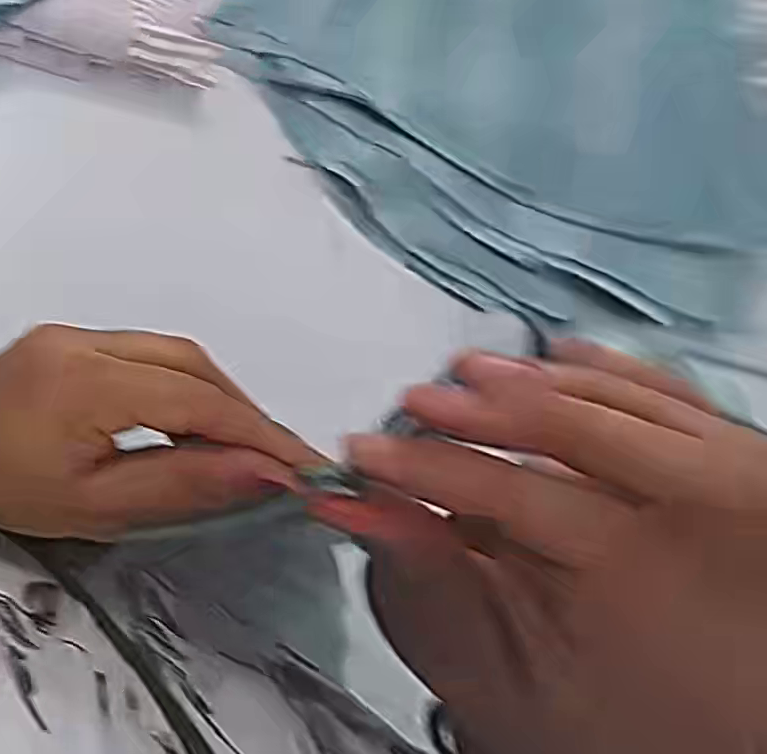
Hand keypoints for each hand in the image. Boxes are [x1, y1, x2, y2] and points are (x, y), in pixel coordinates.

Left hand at [0, 326, 322, 540]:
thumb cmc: (11, 490)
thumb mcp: (99, 505)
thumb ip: (183, 483)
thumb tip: (268, 471)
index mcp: (87, 383)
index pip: (196, 399)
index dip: (259, 433)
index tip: (307, 469)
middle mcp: (78, 342)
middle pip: (184, 360)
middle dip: (237, 406)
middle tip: (269, 459)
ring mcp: (64, 333)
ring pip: (160, 349)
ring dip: (204, 390)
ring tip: (228, 444)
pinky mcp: (55, 337)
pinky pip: (130, 348)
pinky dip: (166, 379)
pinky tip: (176, 418)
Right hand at [313, 342, 766, 753]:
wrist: (619, 726)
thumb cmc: (542, 703)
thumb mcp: (471, 655)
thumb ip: (414, 570)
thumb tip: (343, 499)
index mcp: (651, 594)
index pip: (531, 502)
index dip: (433, 469)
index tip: (356, 454)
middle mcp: (717, 550)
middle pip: (624, 446)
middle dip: (509, 412)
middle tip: (419, 400)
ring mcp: (732, 517)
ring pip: (659, 419)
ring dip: (554, 386)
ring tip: (468, 371)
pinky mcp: (719, 492)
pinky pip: (697, 415)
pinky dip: (628, 377)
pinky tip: (561, 354)